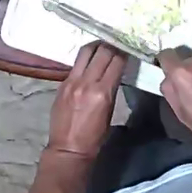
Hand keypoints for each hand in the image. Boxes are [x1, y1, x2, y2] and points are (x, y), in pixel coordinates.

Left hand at [45, 42, 125, 159]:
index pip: (116, 62)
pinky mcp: (62, 83)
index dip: (124, 53)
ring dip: (97, 46)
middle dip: (112, 46)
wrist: (68, 148)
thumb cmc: (95, 136)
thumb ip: (112, 89)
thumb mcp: (110, 111)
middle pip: (102, 52)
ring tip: (103, 45)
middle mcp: (87, 82)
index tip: (129, 50)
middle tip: (118, 44)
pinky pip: (76, 63)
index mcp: (102, 92)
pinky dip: (86, 58)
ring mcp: (72, 81)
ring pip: (86, 52)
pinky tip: (91, 60)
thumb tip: (116, 72)